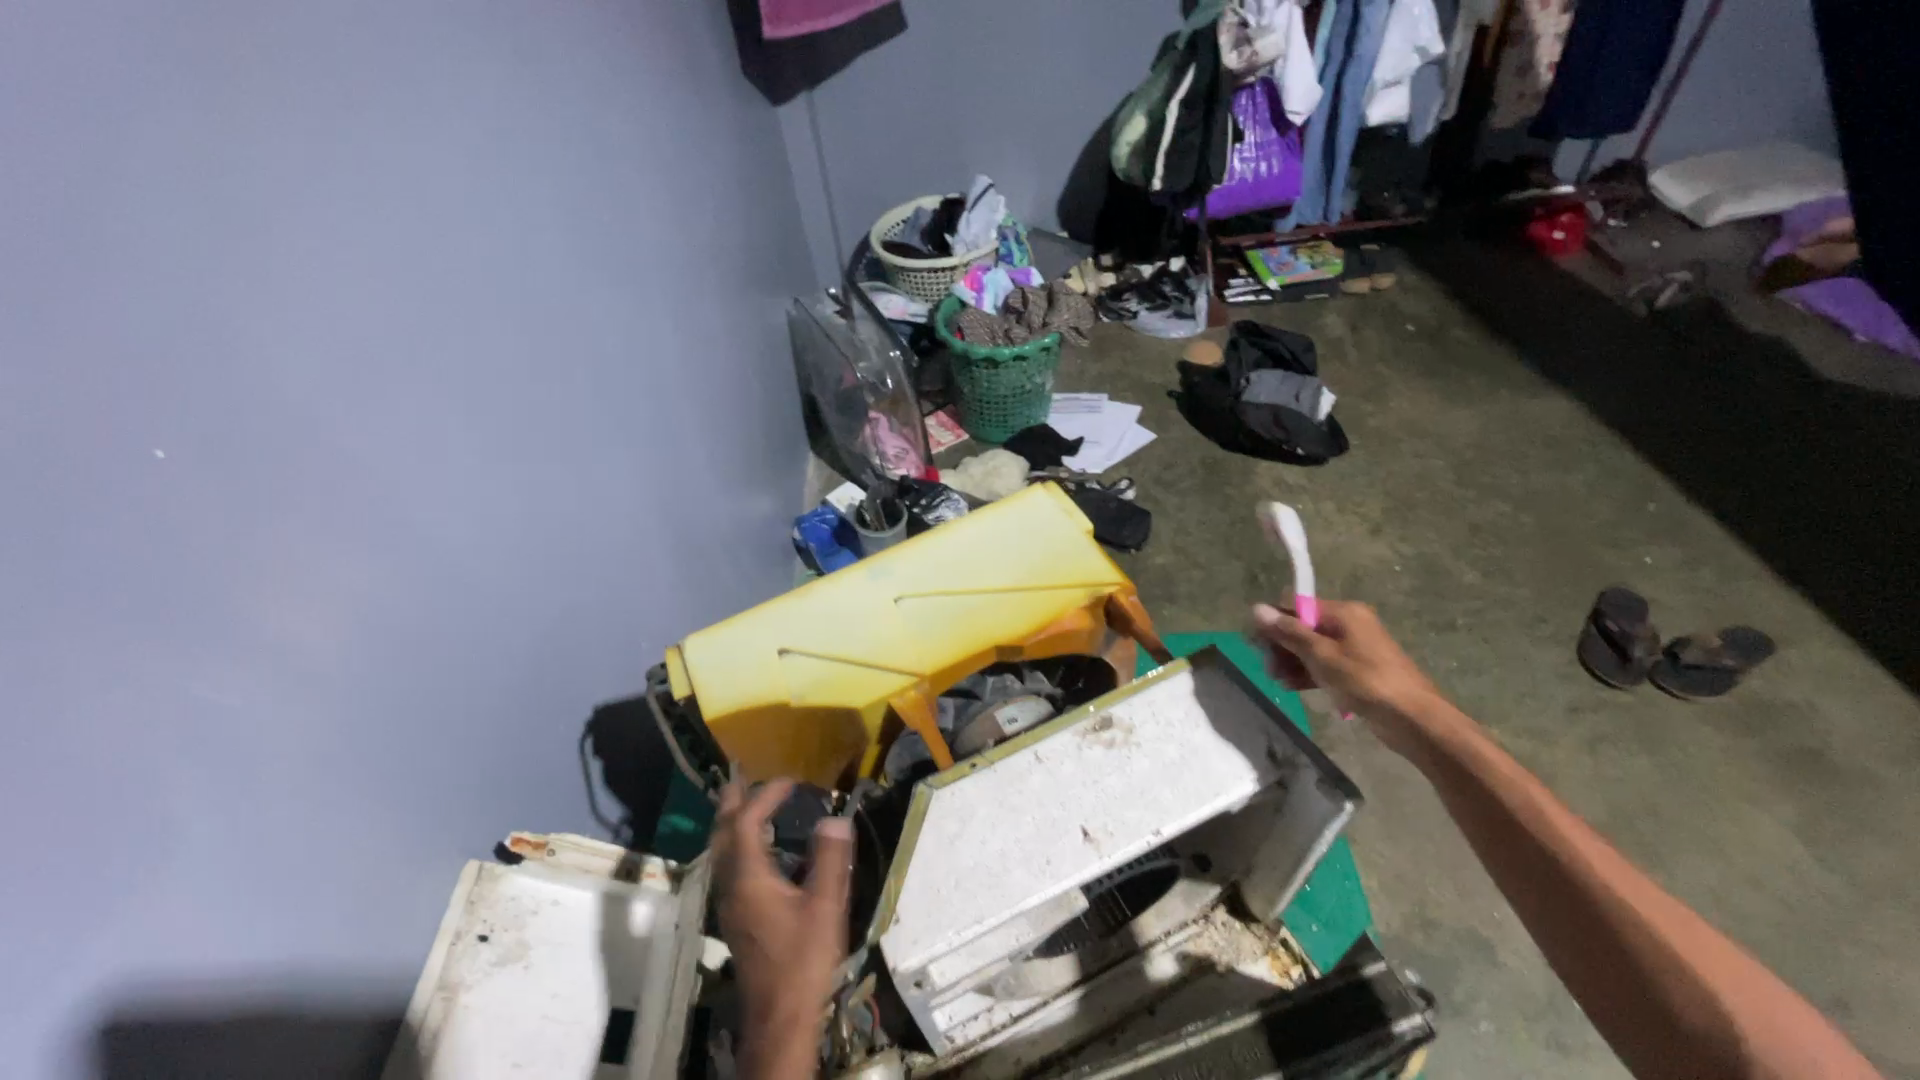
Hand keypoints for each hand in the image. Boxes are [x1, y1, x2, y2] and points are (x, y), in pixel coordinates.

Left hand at [713, 777, 853, 1079]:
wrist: (779, 1015)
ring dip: (731, 823)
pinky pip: (727, 867)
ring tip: (747, 805)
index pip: (746, 822)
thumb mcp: (826, 906)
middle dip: (731, 802)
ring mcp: (728, 904)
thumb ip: (831, 859)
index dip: (764, 796)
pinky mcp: (735, 918)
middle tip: (743, 777)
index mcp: (748, 878)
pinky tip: (758, 852)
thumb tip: (834, 819)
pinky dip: (737, 845)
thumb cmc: (803, 959)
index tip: (790, 782)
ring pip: (721, 852)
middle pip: (722, 834)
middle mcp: (730, 886)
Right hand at [1251, 599, 1443, 756]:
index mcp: (1343, 612)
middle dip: (1281, 645)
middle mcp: (1349, 624)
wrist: (1411, 717)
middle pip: (1303, 626)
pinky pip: (1324, 664)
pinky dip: (1308, 672)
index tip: (1258, 644)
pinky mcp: (1357, 670)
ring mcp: (1354, 648)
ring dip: (1292, 661)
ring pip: (1311, 647)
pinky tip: (1292, 686)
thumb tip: (1256, 608)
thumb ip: (1289, 632)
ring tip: (1278, 680)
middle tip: (1269, 668)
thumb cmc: (1364, 680)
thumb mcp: (1321, 655)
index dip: (1275, 621)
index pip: (1297, 605)